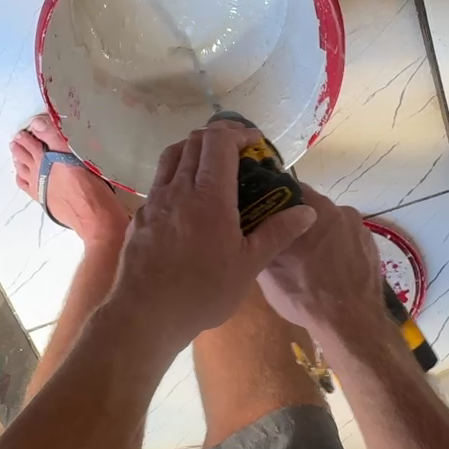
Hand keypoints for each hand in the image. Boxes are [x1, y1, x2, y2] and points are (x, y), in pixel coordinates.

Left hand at [11, 114, 126, 243]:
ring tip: (16, 152)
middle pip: (25, 153)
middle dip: (22, 144)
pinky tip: (21, 175)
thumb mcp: (77, 154)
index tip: (32, 123)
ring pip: (23, 168)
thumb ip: (55, 137)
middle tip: (19, 136)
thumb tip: (36, 123)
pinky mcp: (42, 199)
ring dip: (19, 158)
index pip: (34, 139)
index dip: (33, 130)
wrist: (93, 217)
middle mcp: (38, 171)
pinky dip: (20, 177)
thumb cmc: (91, 185)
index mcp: (48, 157)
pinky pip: (24, 185)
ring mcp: (38, 186)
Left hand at [105, 124, 314, 353]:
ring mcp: (156, 200)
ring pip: (173, 155)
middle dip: (219, 137)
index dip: (238, 134)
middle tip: (239, 150)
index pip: (219, 143)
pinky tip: (187, 196)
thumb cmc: (202, 292)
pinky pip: (160, 180)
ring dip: (194, 148)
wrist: (145, 314)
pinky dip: (177, 172)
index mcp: (209, 196)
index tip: (255, 142)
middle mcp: (179, 188)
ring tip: (212, 163)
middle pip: (195, 141)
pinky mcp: (141, 214)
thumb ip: (277, 233)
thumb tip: (307, 212)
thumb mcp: (248, 266)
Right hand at [257, 186, 390, 346]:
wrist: (352, 322)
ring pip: (330, 220)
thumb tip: (254, 228)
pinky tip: (331, 266)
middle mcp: (335, 209)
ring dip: (319, 231)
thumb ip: (263, 241)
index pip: (286, 189)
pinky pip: (347, 235)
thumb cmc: (305, 296)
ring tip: (312, 258)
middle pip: (310, 205)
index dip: (274, 200)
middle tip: (288, 241)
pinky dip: (338, 244)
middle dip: (297, 218)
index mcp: (309, 210)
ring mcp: (356, 224)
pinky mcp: (370, 241)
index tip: (267, 214)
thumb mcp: (269, 273)